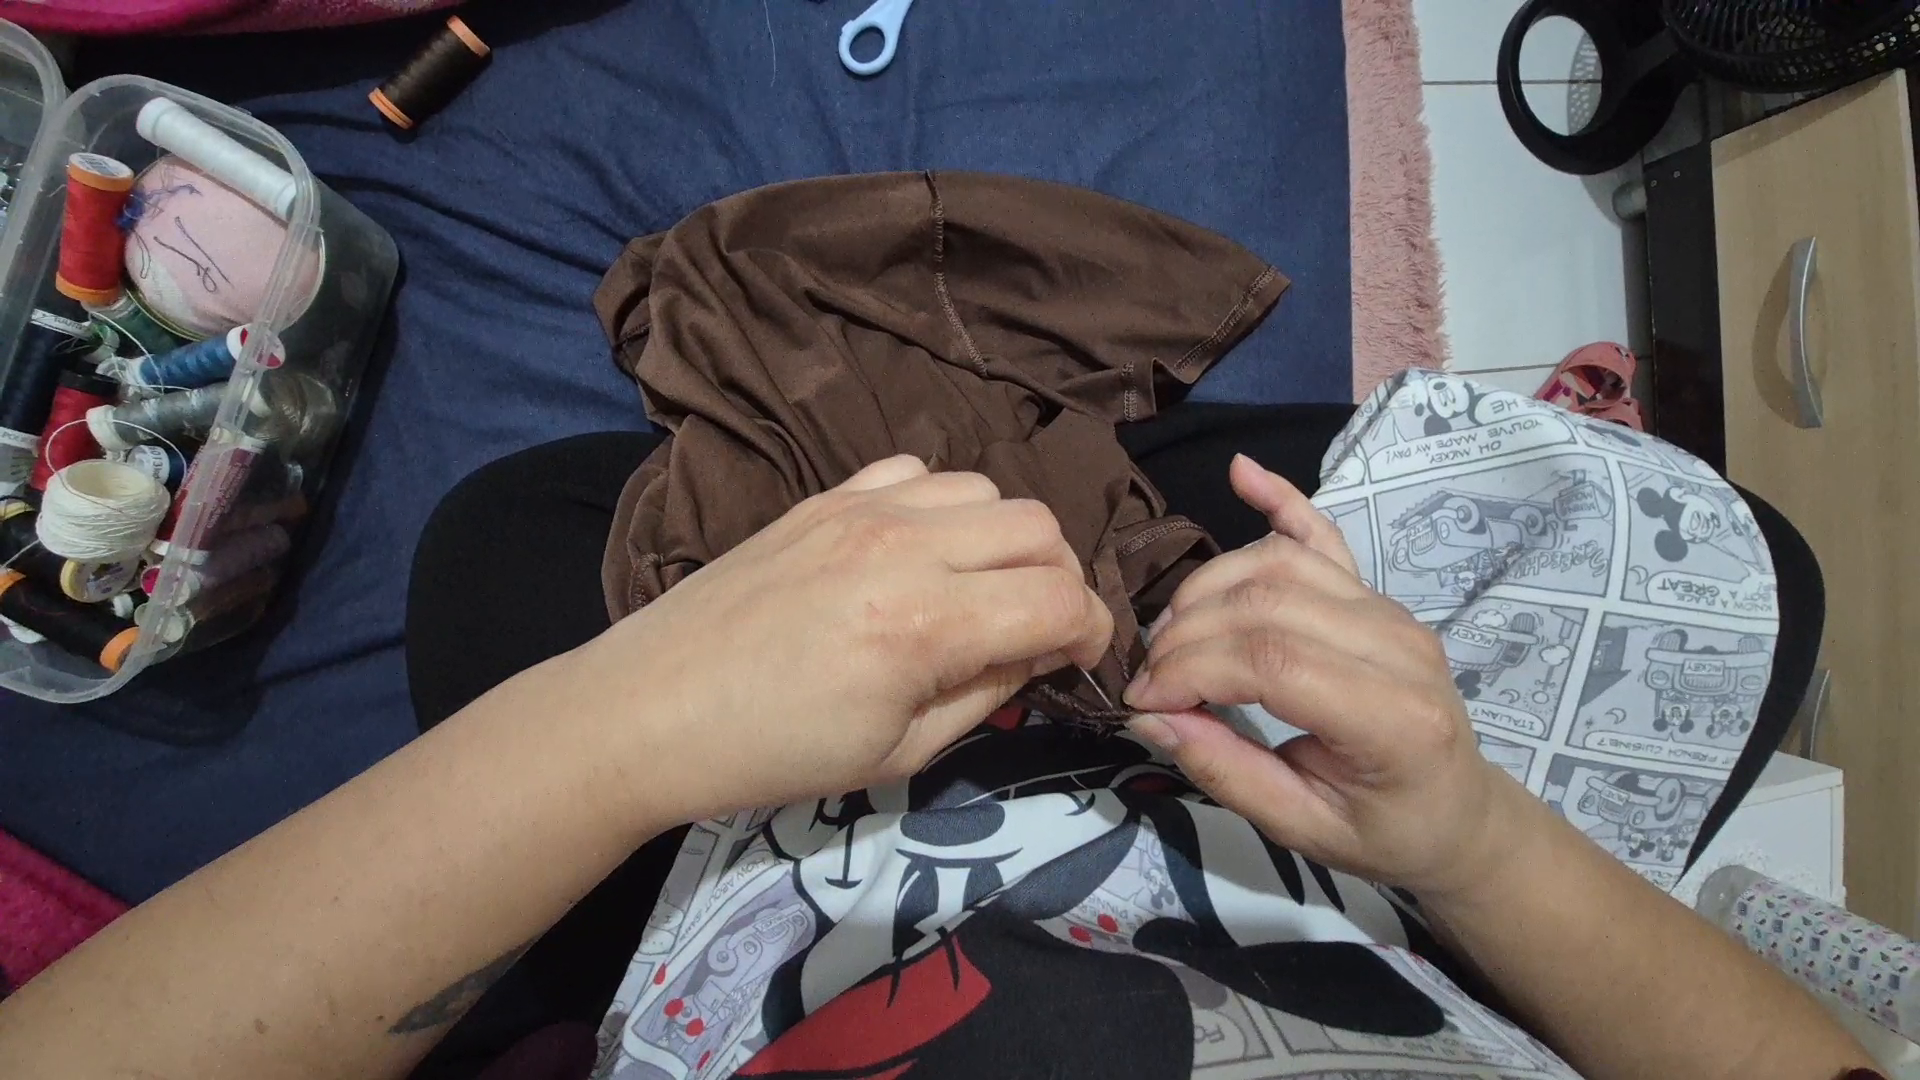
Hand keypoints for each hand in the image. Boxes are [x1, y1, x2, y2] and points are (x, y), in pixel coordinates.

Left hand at [569, 455, 1112, 822]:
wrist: (651, 709)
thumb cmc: (774, 753)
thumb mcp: (899, 752)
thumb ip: (986, 693)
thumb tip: (1041, 651)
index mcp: (923, 624)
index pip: (1060, 599)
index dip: (1092, 631)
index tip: (1077, 659)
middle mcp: (903, 545)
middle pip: (1038, 527)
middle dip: (1060, 579)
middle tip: (1034, 627)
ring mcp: (861, 508)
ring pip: (986, 490)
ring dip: (1005, 540)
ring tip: (978, 586)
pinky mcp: (826, 495)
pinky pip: (917, 471)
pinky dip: (941, 506)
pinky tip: (917, 548)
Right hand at [1122, 454, 1514, 899]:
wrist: (1461, 811)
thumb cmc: (1386, 830)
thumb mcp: (1303, 829)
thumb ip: (1224, 771)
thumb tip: (1148, 714)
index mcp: (1392, 716)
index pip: (1272, 660)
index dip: (1191, 669)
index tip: (1142, 698)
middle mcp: (1397, 643)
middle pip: (1265, 602)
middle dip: (1185, 635)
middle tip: (1149, 677)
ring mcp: (1387, 607)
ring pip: (1276, 563)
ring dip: (1204, 588)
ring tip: (1171, 633)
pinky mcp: (1372, 592)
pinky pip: (1320, 534)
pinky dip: (1279, 498)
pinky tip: (1242, 473)